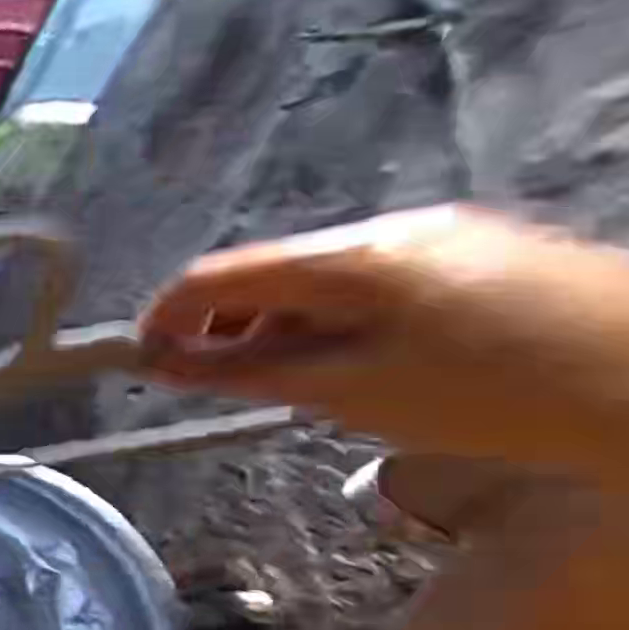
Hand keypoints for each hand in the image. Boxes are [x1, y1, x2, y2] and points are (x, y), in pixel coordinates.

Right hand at [139, 205, 628, 484]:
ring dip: (266, 328)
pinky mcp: (462, 254)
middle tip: (208, 382)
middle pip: (260, 273)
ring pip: (304, 280)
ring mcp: (431, 237)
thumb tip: (156, 363)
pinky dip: (316, 322)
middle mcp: (386, 231)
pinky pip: (353, 284)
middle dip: (216, 326)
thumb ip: (238, 372)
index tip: (138, 362)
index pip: (218, 274)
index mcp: (353, 259)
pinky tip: (336, 362)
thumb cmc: (491, 397)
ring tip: (278, 381)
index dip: (164, 316)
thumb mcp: (343, 391)